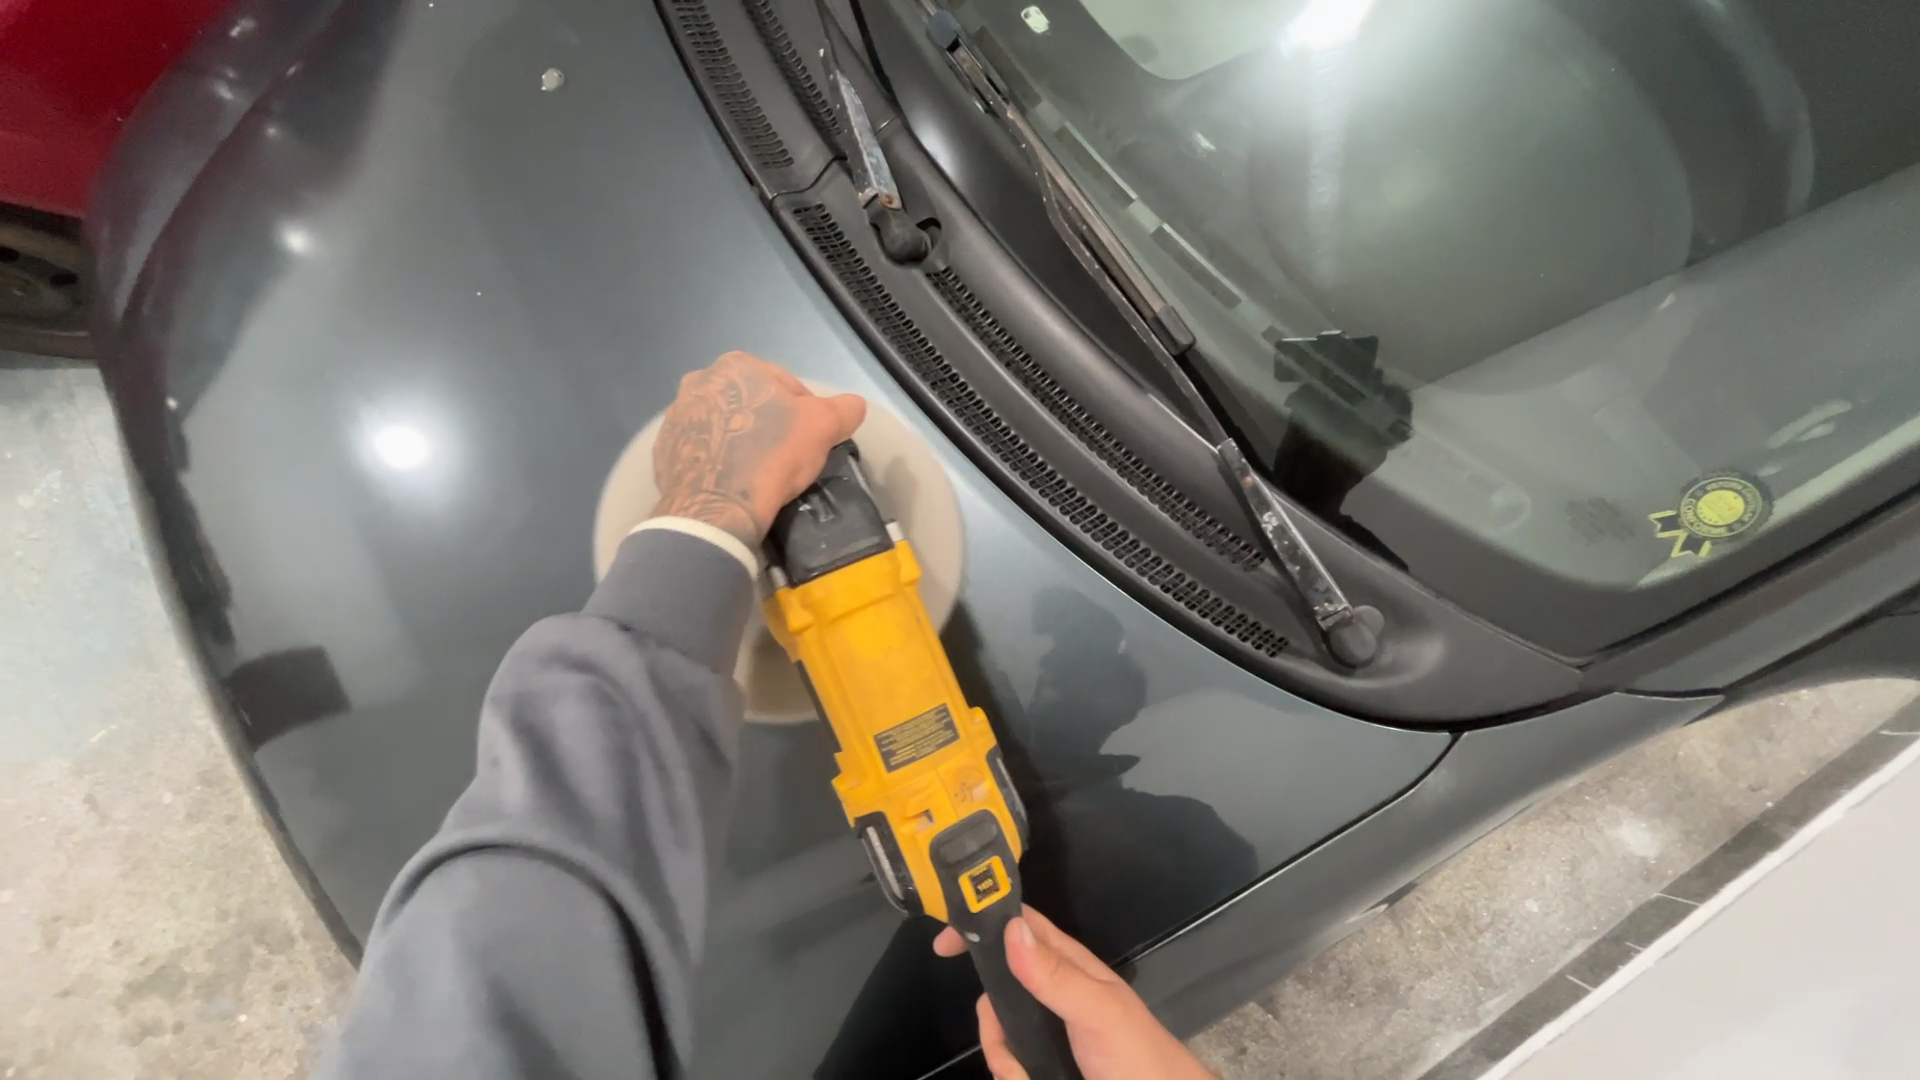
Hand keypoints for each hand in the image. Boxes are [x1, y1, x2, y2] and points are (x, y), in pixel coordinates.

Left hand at [649, 352, 866, 546]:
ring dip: (741, 442)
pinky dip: (718, 462)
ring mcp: (676, 416)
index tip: (812, 440)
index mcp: (737, 366)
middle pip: (751, 403)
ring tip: (759, 474)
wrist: (716, 505)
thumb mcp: (824, 426)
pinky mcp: (663, 451)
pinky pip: (701, 452)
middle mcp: (700, 381)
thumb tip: (854, 405)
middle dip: (769, 425)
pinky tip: (733, 484)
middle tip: (787, 457)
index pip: (786, 385)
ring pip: (724, 426)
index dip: (806, 413)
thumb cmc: (774, 454)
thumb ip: (844, 409)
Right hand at [935, 907, 1215, 1079]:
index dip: (981, 922)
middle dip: (991, 1018)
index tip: (944, 943)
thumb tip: (1009, 929)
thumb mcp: (1097, 1009)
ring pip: (998, 1030)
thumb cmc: (1136, 1053)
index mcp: (1063, 961)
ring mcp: (1045, 1029)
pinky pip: (1008, 1063)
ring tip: (1027, 1078)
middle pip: (996, 986)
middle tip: (1005, 1047)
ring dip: (1003, 1056)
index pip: (1016, 924)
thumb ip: (1055, 973)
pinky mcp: (1041, 1062)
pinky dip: (1011, 1074)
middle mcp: (1049, 989)